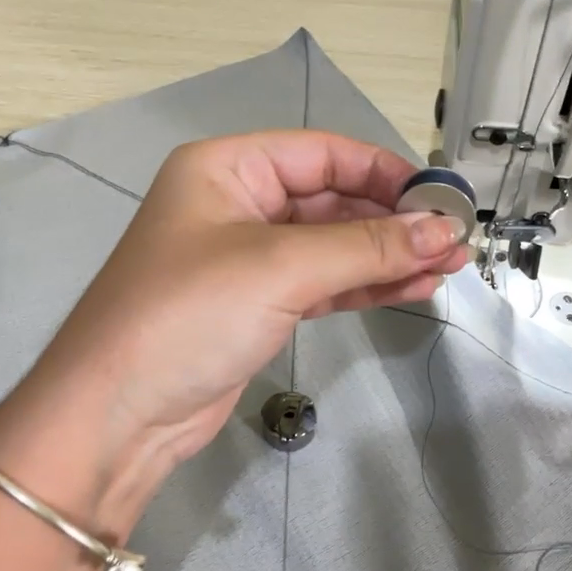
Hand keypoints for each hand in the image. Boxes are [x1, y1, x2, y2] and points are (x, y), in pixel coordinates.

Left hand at [0, 130, 466, 484]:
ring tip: (449, 267)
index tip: (439, 198)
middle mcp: (239, 203)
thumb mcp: (281, 267)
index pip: (323, 153)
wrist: (117, 417)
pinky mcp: (260, 306)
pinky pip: (326, 283)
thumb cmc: (189, 314)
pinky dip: (367, 286)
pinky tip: (414, 288)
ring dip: (389, 256)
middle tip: (455, 241)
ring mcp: (250, 258)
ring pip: (335, 245)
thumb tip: (445, 230)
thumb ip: (368, 246)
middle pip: (333, 200)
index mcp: (228, 168)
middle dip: (394, 221)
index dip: (384, 172)